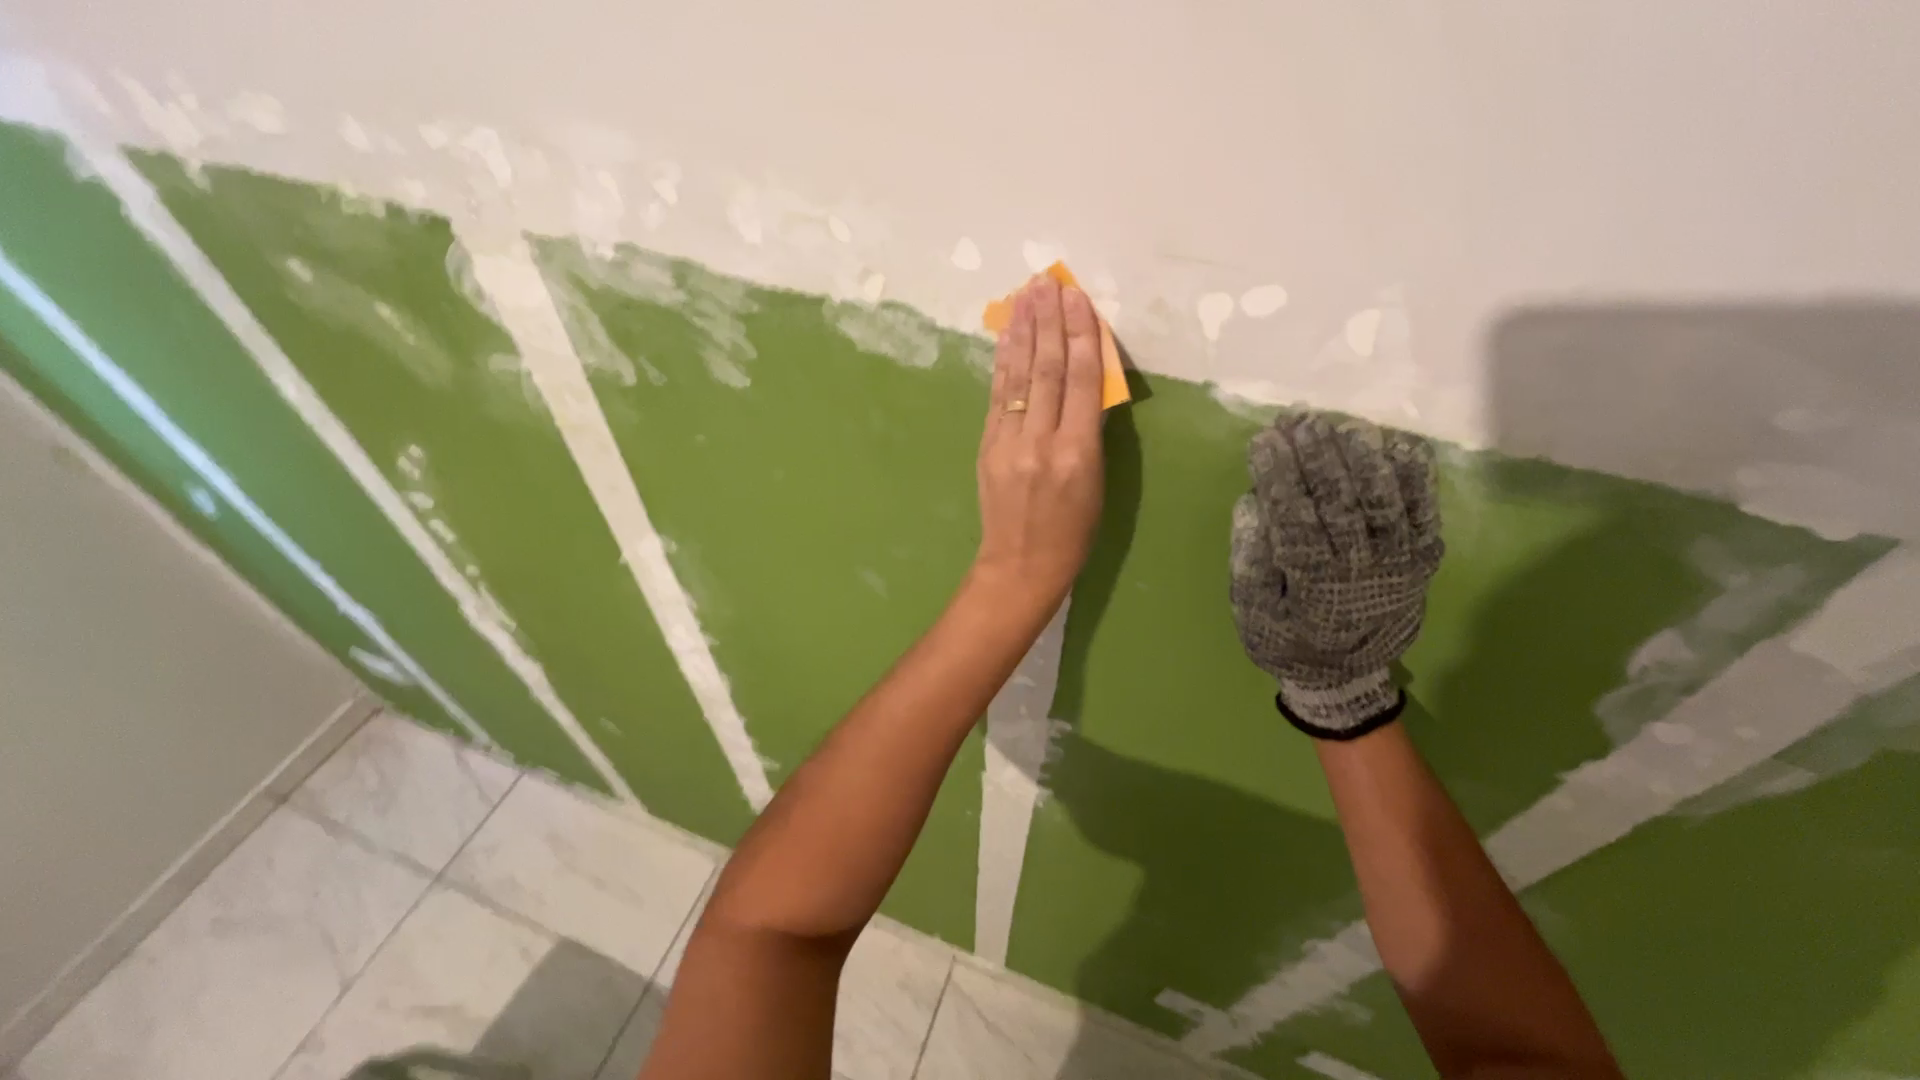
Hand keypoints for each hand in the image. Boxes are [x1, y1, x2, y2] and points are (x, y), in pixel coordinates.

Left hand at [969, 276, 1105, 612]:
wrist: (1021, 566)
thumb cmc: (1073, 532)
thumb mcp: (1097, 483)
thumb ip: (1089, 431)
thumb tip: (1083, 382)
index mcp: (1079, 453)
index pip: (1082, 381)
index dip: (1081, 335)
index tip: (1078, 298)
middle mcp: (1042, 441)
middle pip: (1047, 369)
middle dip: (1049, 321)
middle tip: (1048, 281)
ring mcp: (1009, 443)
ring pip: (1019, 377)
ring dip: (1023, 331)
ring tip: (1026, 295)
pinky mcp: (987, 447)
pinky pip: (998, 396)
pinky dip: (1003, 363)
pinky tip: (1007, 336)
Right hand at [1229, 411, 1443, 737]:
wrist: (1344, 677)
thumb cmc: (1287, 640)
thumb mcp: (1252, 612)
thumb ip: (1250, 561)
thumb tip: (1251, 505)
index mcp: (1314, 586)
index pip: (1294, 517)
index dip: (1279, 475)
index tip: (1264, 440)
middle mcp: (1361, 572)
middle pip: (1339, 501)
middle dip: (1318, 456)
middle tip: (1300, 420)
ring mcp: (1399, 564)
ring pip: (1384, 501)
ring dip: (1363, 458)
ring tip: (1342, 426)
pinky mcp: (1423, 560)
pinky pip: (1424, 512)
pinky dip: (1414, 477)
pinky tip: (1396, 445)